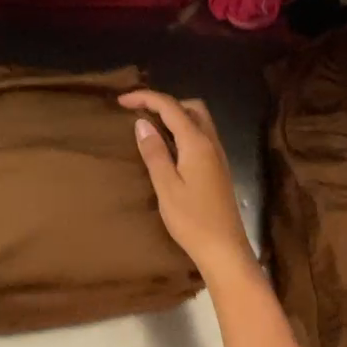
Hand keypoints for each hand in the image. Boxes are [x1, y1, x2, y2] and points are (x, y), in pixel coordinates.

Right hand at [118, 90, 255, 277]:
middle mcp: (211, 143)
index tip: (121, 100)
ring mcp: (218, 156)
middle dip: (165, 103)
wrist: (224, 249)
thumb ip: (154, 153)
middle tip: (140, 112)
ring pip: (199, 121)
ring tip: (151, 127)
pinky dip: (183, 131)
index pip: (171, 107)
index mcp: (197, 143)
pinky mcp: (218, 169)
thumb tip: (142, 123)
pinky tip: (169, 148)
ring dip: (176, 116)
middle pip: (191, 107)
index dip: (146, 98)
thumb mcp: (166, 187)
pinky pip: (201, 136)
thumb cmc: (192, 220)